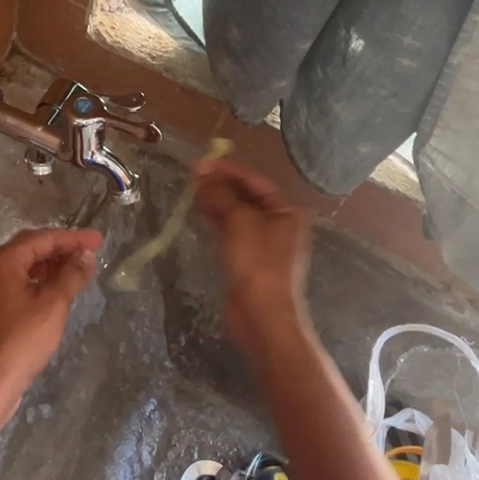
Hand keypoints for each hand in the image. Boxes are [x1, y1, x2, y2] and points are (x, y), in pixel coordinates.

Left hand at [0, 228, 102, 422]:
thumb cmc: (21, 339)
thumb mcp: (53, 304)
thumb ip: (71, 275)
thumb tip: (86, 255)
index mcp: (5, 260)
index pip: (44, 238)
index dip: (73, 238)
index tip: (98, 240)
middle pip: (33, 247)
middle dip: (62, 247)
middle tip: (90, 250)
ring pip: (28, 266)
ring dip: (53, 265)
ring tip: (79, 268)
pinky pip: (23, 283)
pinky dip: (43, 281)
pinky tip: (59, 291)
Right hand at [195, 158, 310, 358]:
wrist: (263, 317)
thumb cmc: (257, 263)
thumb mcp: (238, 221)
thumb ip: (220, 194)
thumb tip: (202, 172)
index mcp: (286, 211)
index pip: (254, 180)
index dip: (227, 169)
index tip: (201, 162)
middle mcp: (280, 223)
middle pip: (247, 196)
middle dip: (221, 184)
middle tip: (193, 175)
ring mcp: (265, 243)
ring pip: (238, 213)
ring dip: (217, 201)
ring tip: (192, 191)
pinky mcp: (251, 259)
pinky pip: (233, 231)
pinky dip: (218, 220)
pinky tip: (201, 213)